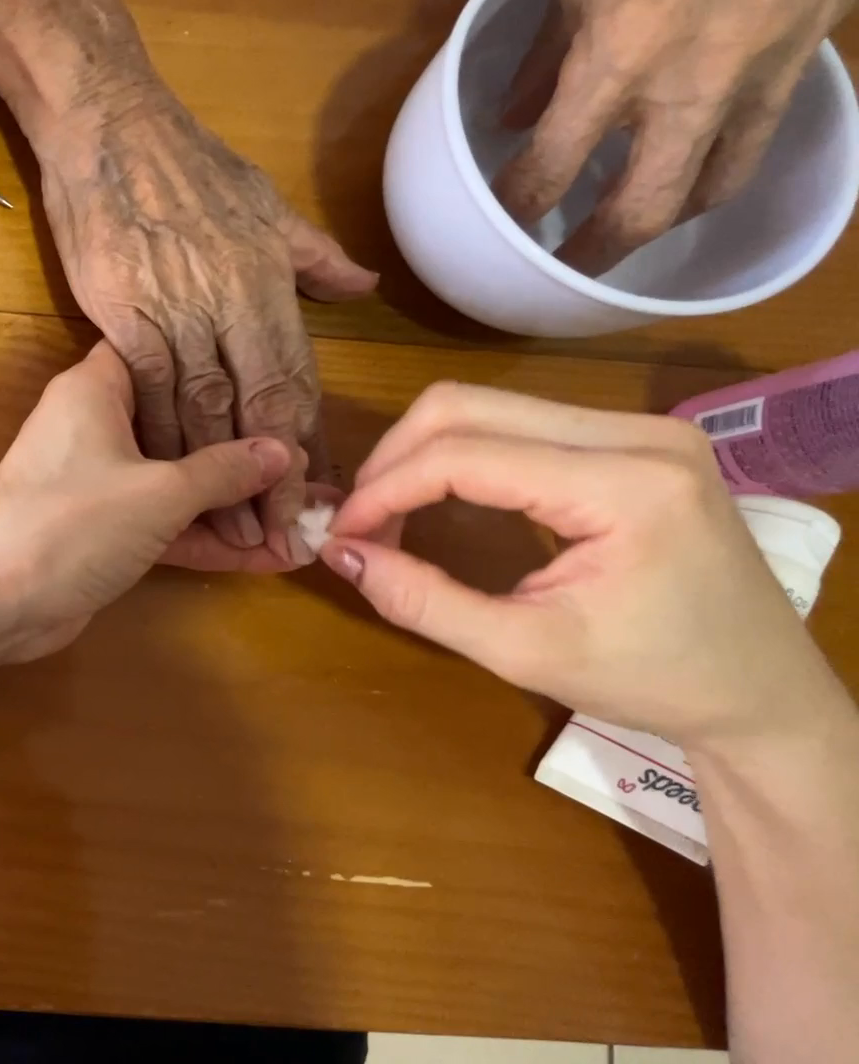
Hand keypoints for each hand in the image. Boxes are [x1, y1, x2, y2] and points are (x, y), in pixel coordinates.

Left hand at [0, 343, 296, 663]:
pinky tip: (262, 558)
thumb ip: (224, 469)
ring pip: (172, 481)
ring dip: (229, 506)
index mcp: (94, 389)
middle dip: (241, 453)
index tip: (274, 379)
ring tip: (298, 525)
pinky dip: (201, 538)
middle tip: (308, 472)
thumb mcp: (160, 491)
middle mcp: (92, 426)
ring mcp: (95, 481)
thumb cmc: (73, 522)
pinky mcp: (98, 530)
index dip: (218, 364)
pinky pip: (159, 523)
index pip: (163, 354)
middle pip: (178, 424)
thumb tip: (282, 451)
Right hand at [35, 90, 376, 565]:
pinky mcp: (120, 325)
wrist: (107, 138)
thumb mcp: (264, 204)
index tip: (319, 496)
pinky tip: (166, 482)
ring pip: (201, 414)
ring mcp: (170, 319)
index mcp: (265, 286)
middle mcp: (225, 309)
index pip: (296, 380)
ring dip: (214, 478)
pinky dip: (159, 443)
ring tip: (229, 533)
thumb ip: (312, 255)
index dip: (309, 444)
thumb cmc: (186, 169)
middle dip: (268, 481)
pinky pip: (147, 396)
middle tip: (279, 539)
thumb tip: (362, 283)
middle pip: (255, 410)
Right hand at [320, 383, 841, 749]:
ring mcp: (638, 430)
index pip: (463, 455)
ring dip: (417, 456)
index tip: (340, 536)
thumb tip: (338, 554)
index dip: (384, 490)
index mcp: (626, 486)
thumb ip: (421, 601)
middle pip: (464, 406)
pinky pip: (510, 422)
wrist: (761, 692)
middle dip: (391, 461)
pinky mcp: (628, 440)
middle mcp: (636, 435)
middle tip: (360, 520)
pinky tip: (437, 500)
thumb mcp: (520, 652)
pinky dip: (453, 456)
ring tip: (391, 515)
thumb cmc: (649, 680)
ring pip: (481, 406)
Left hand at [496, 0, 855, 274]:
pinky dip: (725, 161)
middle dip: (599, 250)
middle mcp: (692, 85)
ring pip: (720, 180)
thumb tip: (509, 119)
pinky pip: (766, 128)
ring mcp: (764, 68)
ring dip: (670, 216)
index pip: (545, 174)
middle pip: (646, 209)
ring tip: (632, 229)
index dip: (516, 207)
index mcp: (616, 65)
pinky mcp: (816, 45)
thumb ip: (542, 57)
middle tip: (565, 268)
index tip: (500, 219)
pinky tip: (695, 164)